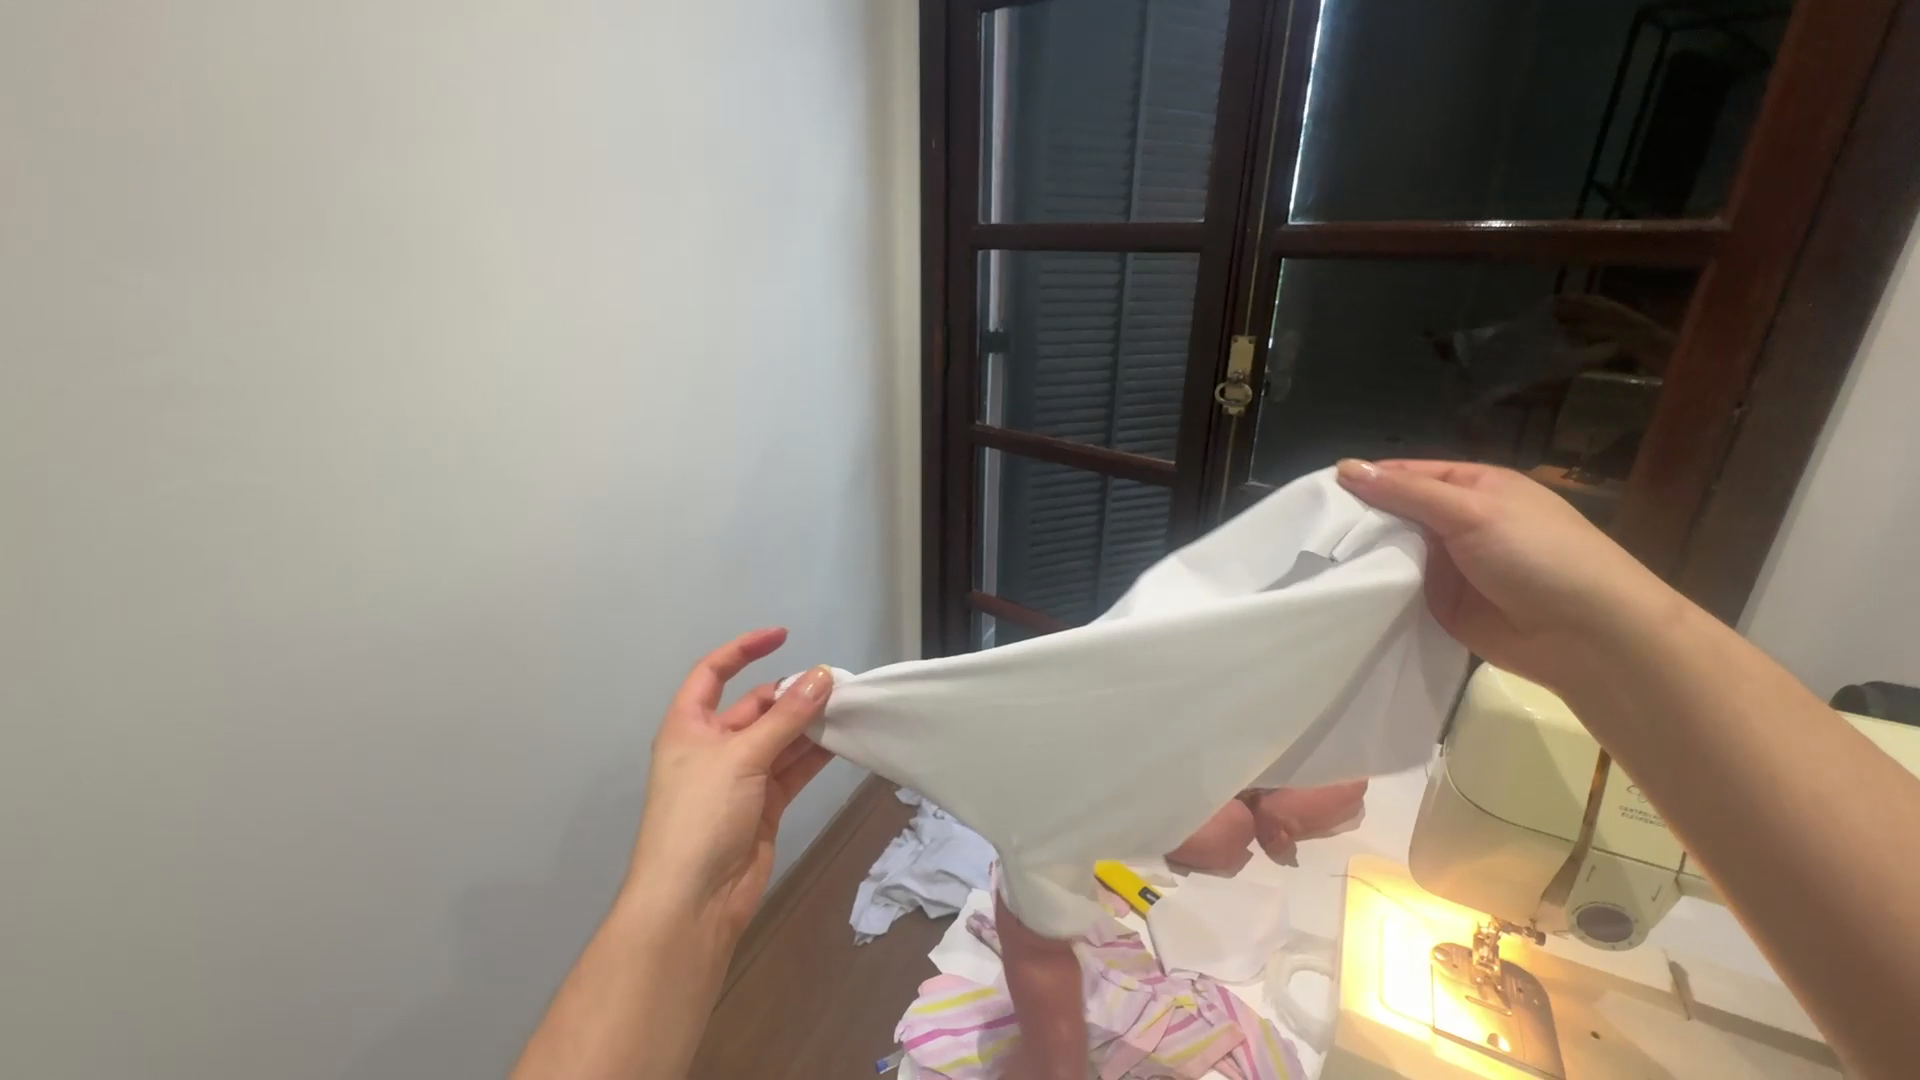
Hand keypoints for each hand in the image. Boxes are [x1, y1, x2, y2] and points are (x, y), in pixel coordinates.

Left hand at [627, 628, 835, 937]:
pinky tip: (843, 739)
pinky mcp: (764, 804)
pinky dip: (816, 754)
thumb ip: (786, 718)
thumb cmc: (701, 815)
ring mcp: (740, 777)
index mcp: (689, 727)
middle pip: (756, 707)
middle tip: (834, 684)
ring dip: (809, 724)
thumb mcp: (741, 756)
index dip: (744, 650)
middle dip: (792, 694)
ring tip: (847, 707)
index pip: (713, 673)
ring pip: (781, 738)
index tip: (782, 636)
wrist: (694, 900)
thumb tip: (822, 676)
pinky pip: (793, 768)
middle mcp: (714, 747)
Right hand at [1335, 459, 1680, 697]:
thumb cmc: (1539, 555)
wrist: (1587, 636)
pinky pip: (1399, 586)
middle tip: (1306, 529)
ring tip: (1310, 556)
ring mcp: (1448, 563)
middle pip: (1393, 512)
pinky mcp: (1439, 601)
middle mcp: (1457, 521)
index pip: (1405, 474)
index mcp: (1472, 487)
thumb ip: (1406, 492)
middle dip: (1356, 519)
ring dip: (1362, 553)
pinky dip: (1375, 585)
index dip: (1364, 480)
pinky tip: (1338, 584)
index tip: (1315, 493)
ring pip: (1392, 550)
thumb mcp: (1472, 511)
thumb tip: (1344, 467)